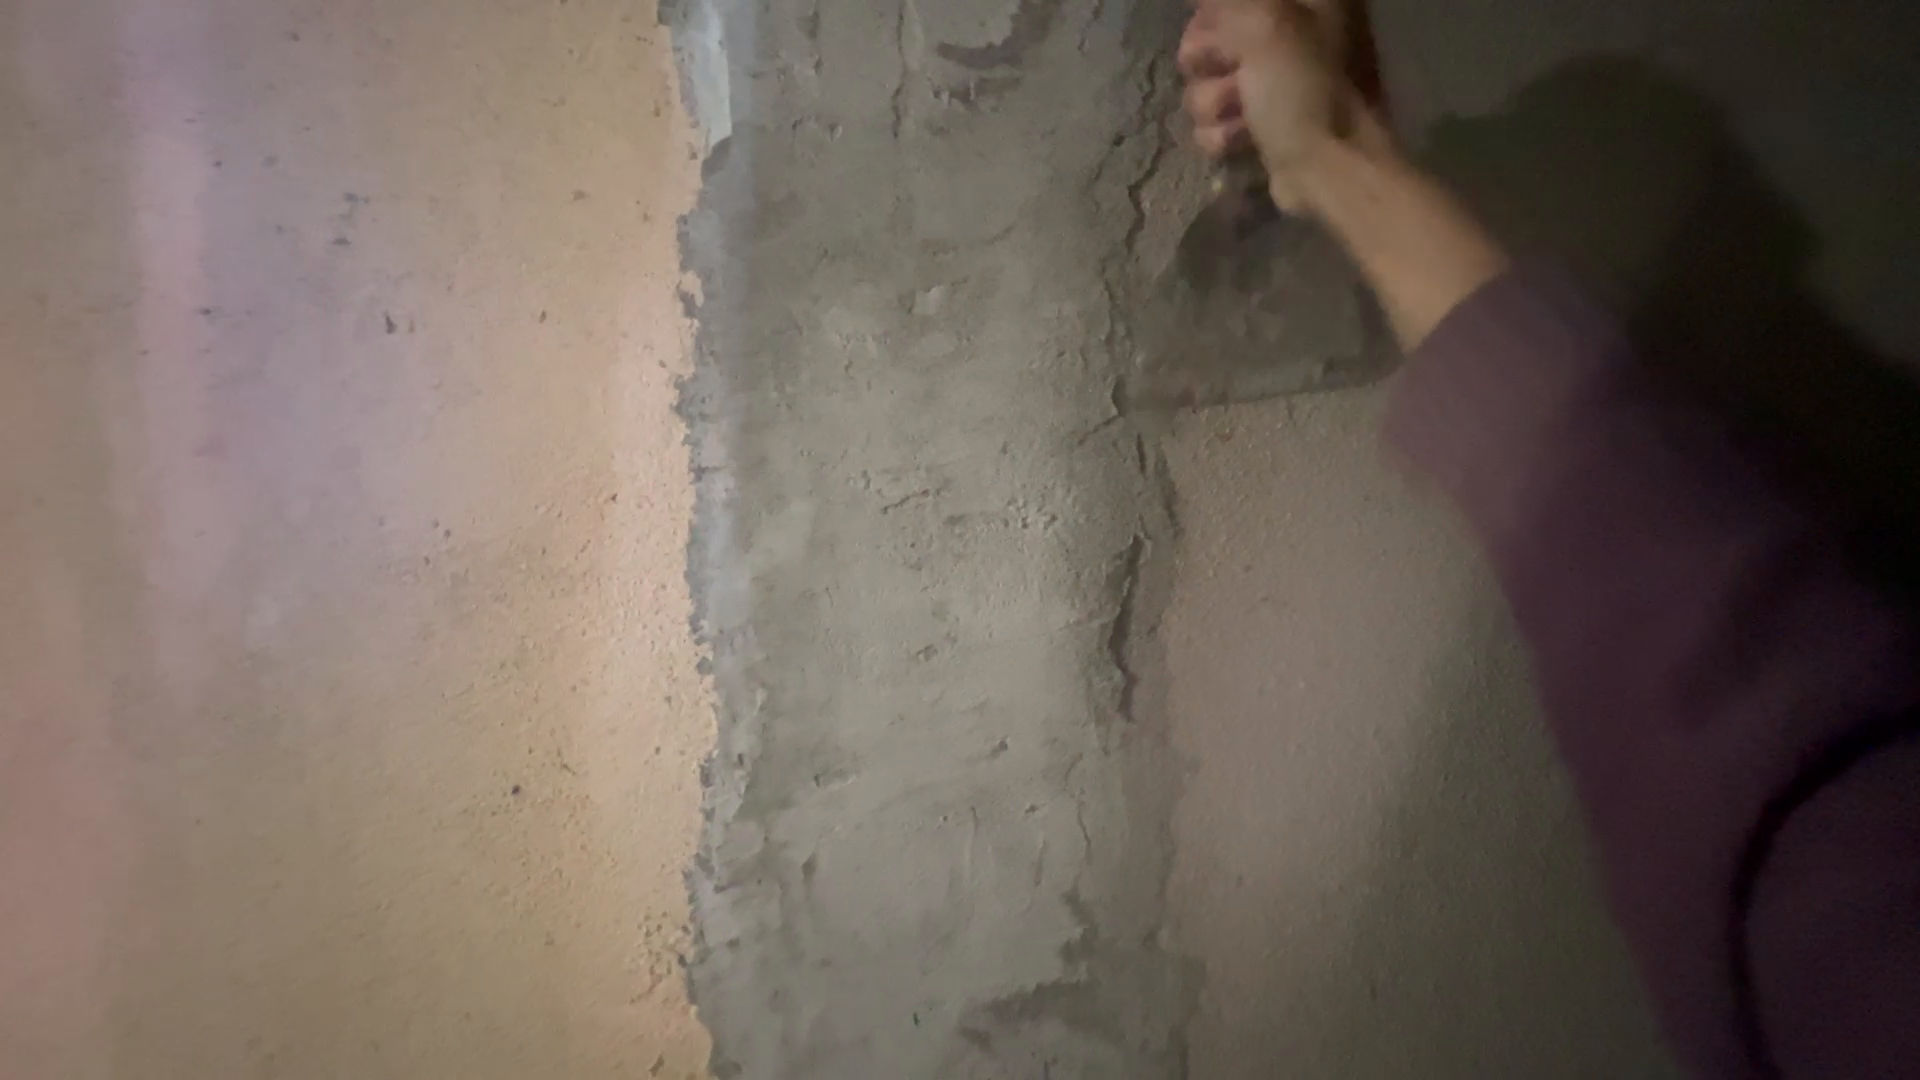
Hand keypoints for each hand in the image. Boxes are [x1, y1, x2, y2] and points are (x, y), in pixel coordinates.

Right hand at [1177, 0, 1348, 209]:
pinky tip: (1243, 142)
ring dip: (1216, 108)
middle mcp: (1280, 35)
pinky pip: (1211, 125)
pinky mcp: (1254, 126)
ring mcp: (1266, 85)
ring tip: (1245, 119)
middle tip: (1237, 77)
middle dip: (1210, 67)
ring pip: (1202, 88)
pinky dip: (1222, 137)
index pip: (1223, 3)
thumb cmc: (1305, 91)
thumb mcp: (1268, 26)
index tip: (1215, 37)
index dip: (1211, 20)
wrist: (1326, 168)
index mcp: (1298, 1)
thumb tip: (1203, 5)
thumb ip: (1229, 7)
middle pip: (1206, 42)